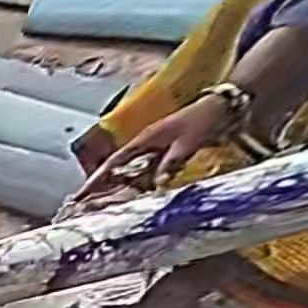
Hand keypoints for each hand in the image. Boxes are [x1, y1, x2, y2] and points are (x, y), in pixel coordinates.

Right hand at [72, 96, 232, 201]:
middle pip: (113, 170)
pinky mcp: (164, 152)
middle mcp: (143, 146)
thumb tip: (157, 185)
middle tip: (81, 205)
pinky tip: (130, 194)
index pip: (112, 164)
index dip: (94, 181)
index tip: (78, 197)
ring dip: (113, 186)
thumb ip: (171, 164)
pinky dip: (133, 183)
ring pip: (127, 171)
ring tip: (100, 203)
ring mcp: (153, 149)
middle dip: (97, 187)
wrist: (230, 102)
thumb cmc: (206, 118)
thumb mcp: (188, 142)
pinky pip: (142, 171)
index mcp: (143, 141)